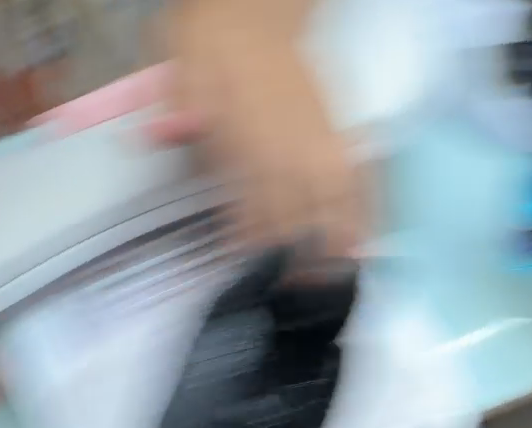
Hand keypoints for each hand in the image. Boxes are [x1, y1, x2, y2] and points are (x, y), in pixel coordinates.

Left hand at [38, 5, 368, 257]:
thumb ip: (177, 102)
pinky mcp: (342, 143)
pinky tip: (364, 247)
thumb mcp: (179, 59)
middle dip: (291, 266)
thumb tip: (167, 134)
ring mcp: (322, 150)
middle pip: (294, 227)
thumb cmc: (213, 40)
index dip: (248, 254)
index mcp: (248, 140)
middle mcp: (290, 152)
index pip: (249, 216)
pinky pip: (361, 190)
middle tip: (290, 295)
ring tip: (329, 286)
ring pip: (333, 216)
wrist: (257, 5)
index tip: (248, 281)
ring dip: (330, 254)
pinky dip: (364, 221)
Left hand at [102, 249, 356, 427]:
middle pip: (252, 351)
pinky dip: (328, 390)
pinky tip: (349, 361)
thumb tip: (264, 350)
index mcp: (176, 425)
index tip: (292, 250)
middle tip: (340, 267)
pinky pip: (304, 425)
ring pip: (282, 382)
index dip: (248, 287)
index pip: (212, 337)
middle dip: (290, 305)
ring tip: (353, 299)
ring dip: (314, 342)